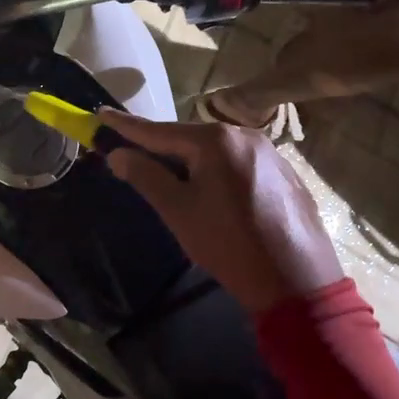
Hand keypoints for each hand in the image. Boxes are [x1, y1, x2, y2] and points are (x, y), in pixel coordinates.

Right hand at [98, 110, 343, 313]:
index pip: (158, 130)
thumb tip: (117, 154)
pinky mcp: (286, 175)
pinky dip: (219, 173)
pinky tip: (216, 197)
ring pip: (215, 152)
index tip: (101, 113)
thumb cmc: (229, 244)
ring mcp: (271, 154)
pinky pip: (239, 164)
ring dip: (192, 163)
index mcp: (215, 140)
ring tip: (175, 184)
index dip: (126, 125)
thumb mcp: (177, 210)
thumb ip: (144, 175)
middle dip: (162, 149)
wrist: (298, 284)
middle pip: (189, 139)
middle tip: (135, 159)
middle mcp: (245, 136)